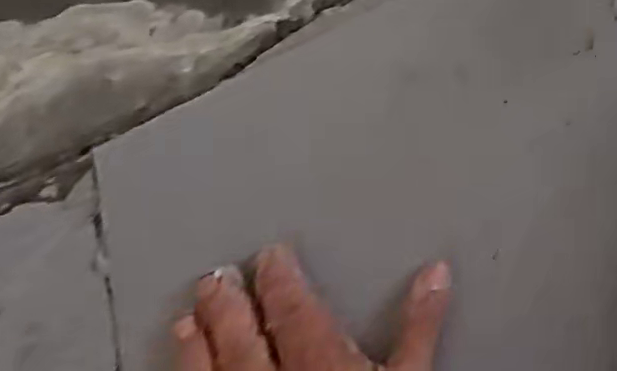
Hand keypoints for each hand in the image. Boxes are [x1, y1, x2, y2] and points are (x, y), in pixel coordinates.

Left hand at [173, 244, 450, 370]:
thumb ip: (419, 325)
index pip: (296, 313)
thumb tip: (435, 272)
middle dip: (228, 309)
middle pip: (244, 342)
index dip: (282, 282)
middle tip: (212, 279)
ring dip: (195, 349)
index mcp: (319, 363)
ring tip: (181, 323)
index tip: (269, 256)